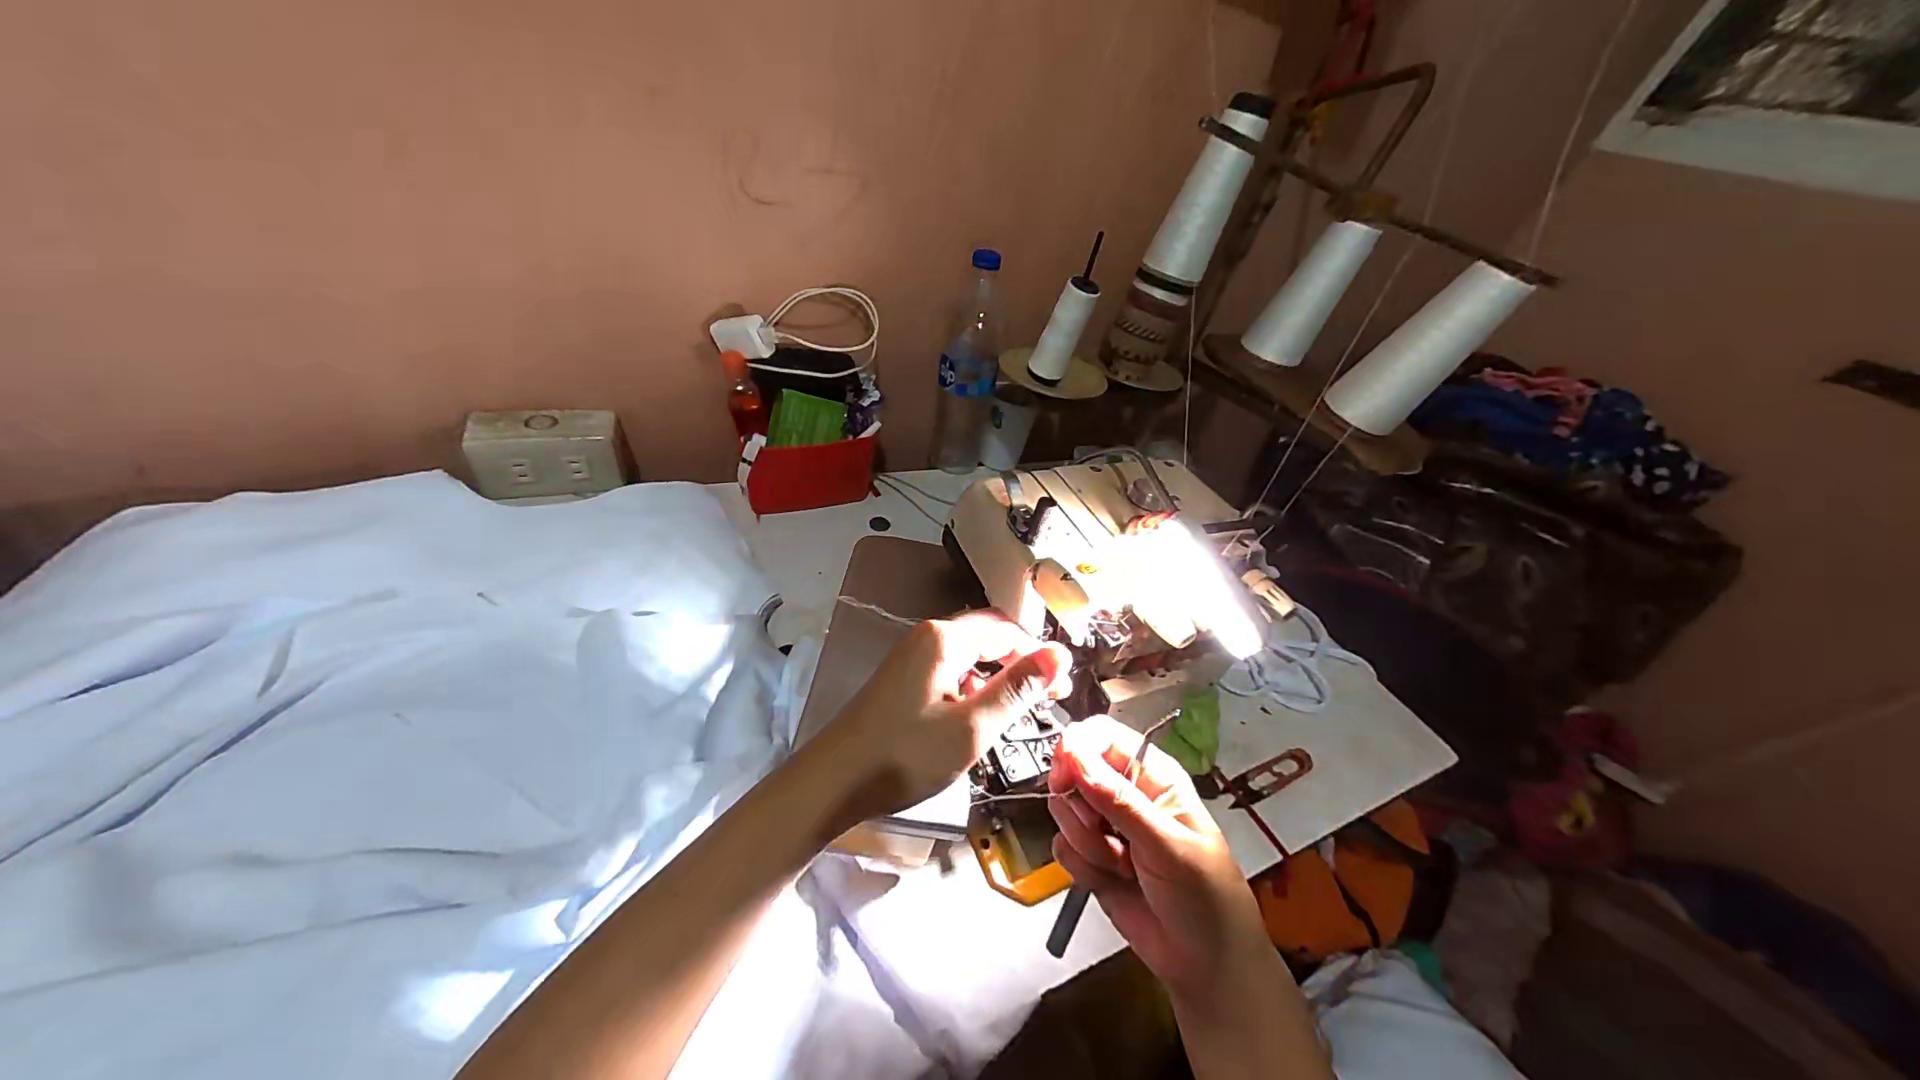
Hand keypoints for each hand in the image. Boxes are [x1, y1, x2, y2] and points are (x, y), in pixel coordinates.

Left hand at [813, 611, 1072, 828]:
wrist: (834, 781)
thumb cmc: (905, 755)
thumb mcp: (972, 727)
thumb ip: (1017, 689)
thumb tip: (1059, 654)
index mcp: (944, 638)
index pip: (1006, 629)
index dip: (1039, 655)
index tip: (1063, 687)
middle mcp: (926, 637)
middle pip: (986, 637)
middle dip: (1020, 664)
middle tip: (1047, 699)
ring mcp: (910, 658)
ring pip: (968, 657)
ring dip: (997, 678)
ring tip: (1018, 711)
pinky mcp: (902, 681)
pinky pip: (949, 672)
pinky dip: (973, 689)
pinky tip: (977, 718)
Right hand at [1047, 715, 1270, 999]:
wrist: (1207, 964)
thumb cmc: (1206, 895)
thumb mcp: (1169, 845)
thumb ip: (1119, 801)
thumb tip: (1075, 756)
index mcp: (1151, 774)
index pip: (1100, 737)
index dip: (1076, 750)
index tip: (1063, 777)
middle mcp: (1124, 793)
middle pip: (1072, 772)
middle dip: (1081, 808)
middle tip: (1106, 833)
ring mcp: (1105, 826)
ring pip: (1064, 812)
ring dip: (1087, 844)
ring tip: (1123, 866)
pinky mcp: (1090, 858)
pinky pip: (1062, 847)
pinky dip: (1082, 867)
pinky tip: (1112, 881)